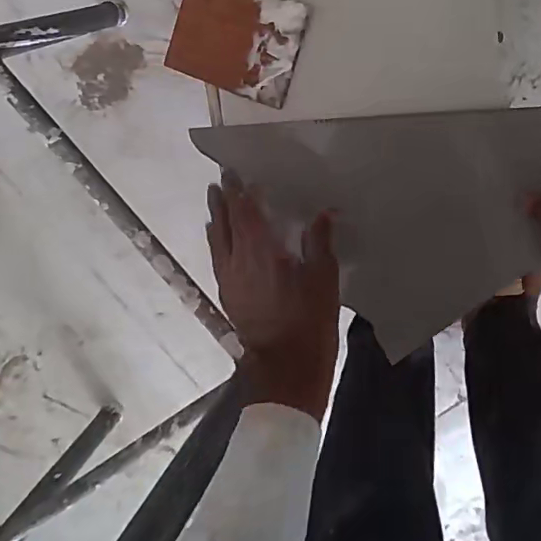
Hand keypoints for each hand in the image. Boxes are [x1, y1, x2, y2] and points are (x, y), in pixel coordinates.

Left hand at [207, 172, 339, 418]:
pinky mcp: (227, 294)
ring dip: (216, 218)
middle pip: (225, 222)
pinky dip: (217, 240)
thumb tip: (325, 212)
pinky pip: (217, 257)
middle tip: (220, 180)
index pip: (245, 212)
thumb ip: (319, 242)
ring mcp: (228, 279)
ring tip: (214, 201)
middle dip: (223, 200)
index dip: (240, 192)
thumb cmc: (309, 320)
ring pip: (216, 240)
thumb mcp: (324, 278)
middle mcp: (237, 260)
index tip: (236, 174)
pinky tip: (219, 238)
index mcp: (261, 251)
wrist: (285, 366)